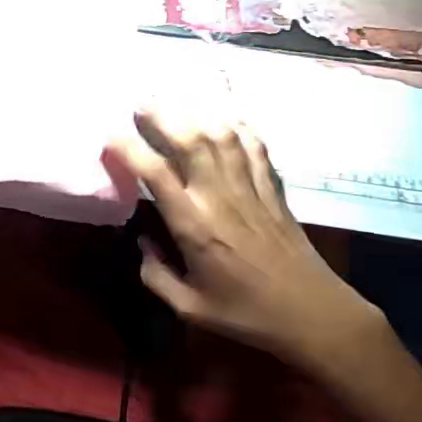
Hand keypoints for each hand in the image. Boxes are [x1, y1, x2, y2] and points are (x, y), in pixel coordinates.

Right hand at [102, 111, 384, 371]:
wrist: (309, 310)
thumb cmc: (246, 314)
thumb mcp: (190, 308)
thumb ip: (156, 276)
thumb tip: (141, 242)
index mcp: (194, 225)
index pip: (156, 173)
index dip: (130, 149)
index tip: (112, 137)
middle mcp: (220, 196)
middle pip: (191, 140)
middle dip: (163, 118)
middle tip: (142, 107)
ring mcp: (250, 186)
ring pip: (222, 136)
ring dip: (197, 116)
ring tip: (178, 109)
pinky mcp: (272, 186)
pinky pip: (254, 146)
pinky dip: (238, 128)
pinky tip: (226, 122)